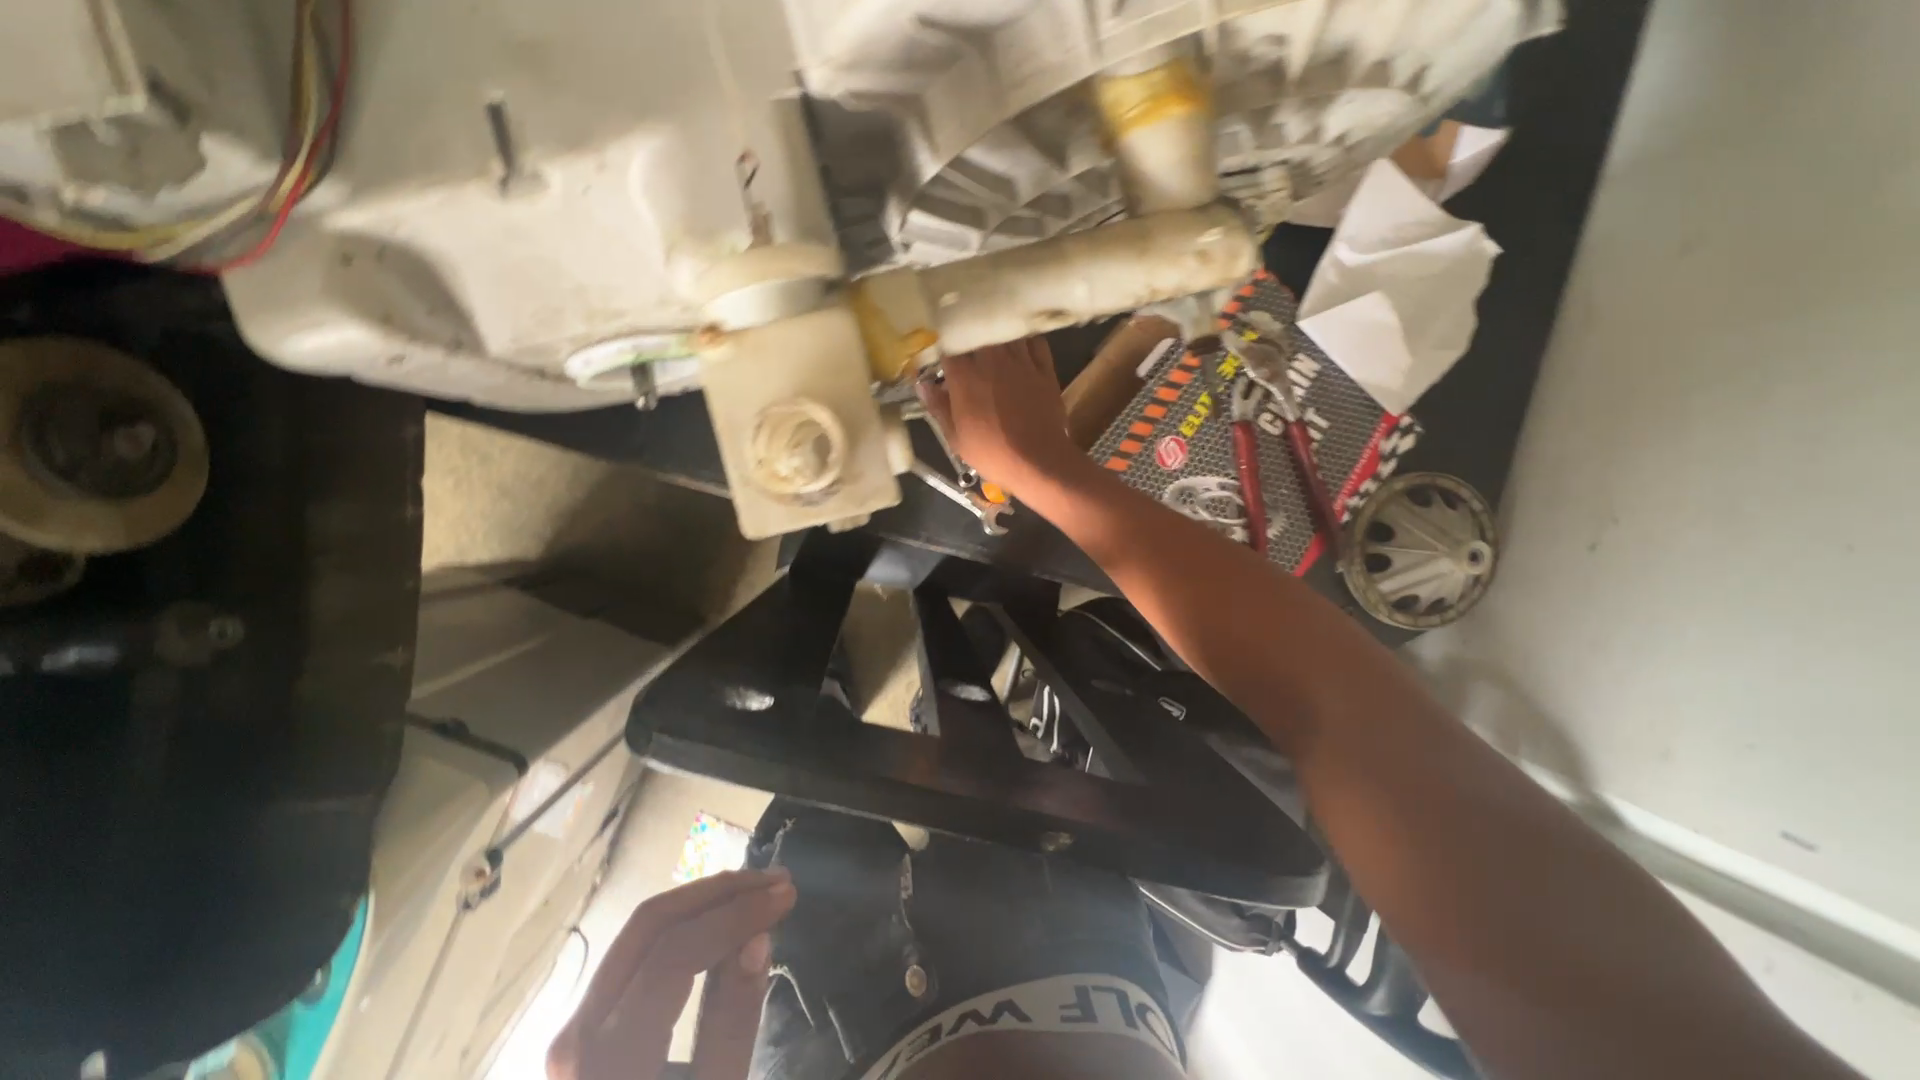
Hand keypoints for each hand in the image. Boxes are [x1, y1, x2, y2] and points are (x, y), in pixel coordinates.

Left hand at [548, 869, 797, 1079]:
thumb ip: (732, 1023)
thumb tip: (757, 936)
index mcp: (608, 1054)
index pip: (675, 953)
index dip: (735, 913)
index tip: (789, 896)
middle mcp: (577, 1029)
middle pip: (647, 927)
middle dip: (717, 893)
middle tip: (776, 882)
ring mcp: (573, 1030)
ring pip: (636, 936)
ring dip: (700, 904)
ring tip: (755, 893)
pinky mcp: (582, 1034)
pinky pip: (632, 959)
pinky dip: (680, 931)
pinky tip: (716, 926)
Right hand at [918, 337, 1081, 495]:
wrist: (1038, 461)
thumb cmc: (992, 453)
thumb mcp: (956, 438)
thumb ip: (939, 407)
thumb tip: (923, 385)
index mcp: (965, 377)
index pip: (948, 349)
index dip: (944, 351)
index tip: (943, 359)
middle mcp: (992, 360)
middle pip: (978, 333)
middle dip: (971, 338)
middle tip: (969, 351)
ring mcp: (1021, 362)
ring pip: (1006, 332)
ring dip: (998, 336)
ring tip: (994, 344)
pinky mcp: (1044, 369)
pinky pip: (1035, 342)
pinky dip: (1026, 340)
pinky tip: (1021, 347)